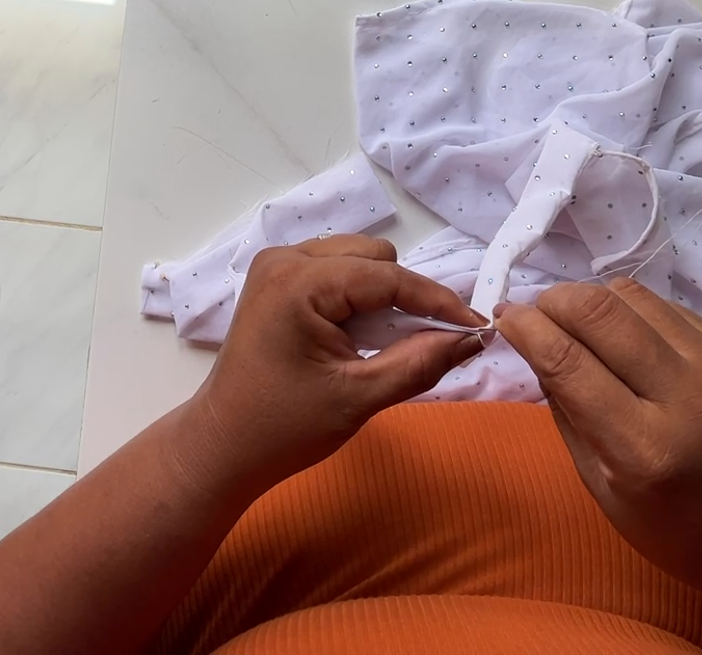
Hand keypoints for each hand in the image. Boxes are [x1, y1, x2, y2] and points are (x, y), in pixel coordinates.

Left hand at [179, 235, 487, 493]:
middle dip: (405, 297)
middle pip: (374, 256)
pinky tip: (356, 332)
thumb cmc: (285, 428)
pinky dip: (358, 294)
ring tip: (381, 342)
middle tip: (418, 343)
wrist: (224, 445)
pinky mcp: (277, 276)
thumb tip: (472, 338)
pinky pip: (337, 267)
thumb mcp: (360, 398)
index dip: (437, 301)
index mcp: (299, 282)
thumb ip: (421, 363)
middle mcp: (286, 258)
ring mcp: (278, 263)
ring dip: (382, 293)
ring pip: (358, 257)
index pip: (387, 277)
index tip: (477, 327)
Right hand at [494, 278, 701, 615]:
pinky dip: (625, 308)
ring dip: (586, 299)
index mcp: (646, 450)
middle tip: (534, 314)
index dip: (525, 328)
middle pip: (597, 311)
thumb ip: (564, 408)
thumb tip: (532, 340)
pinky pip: (660, 304)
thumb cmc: (676, 528)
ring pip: (627, 295)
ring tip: (573, 323)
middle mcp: (687, 398)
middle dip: (550, 301)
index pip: (566, 360)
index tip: (503, 318)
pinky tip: (619, 333)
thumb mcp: (601, 484)